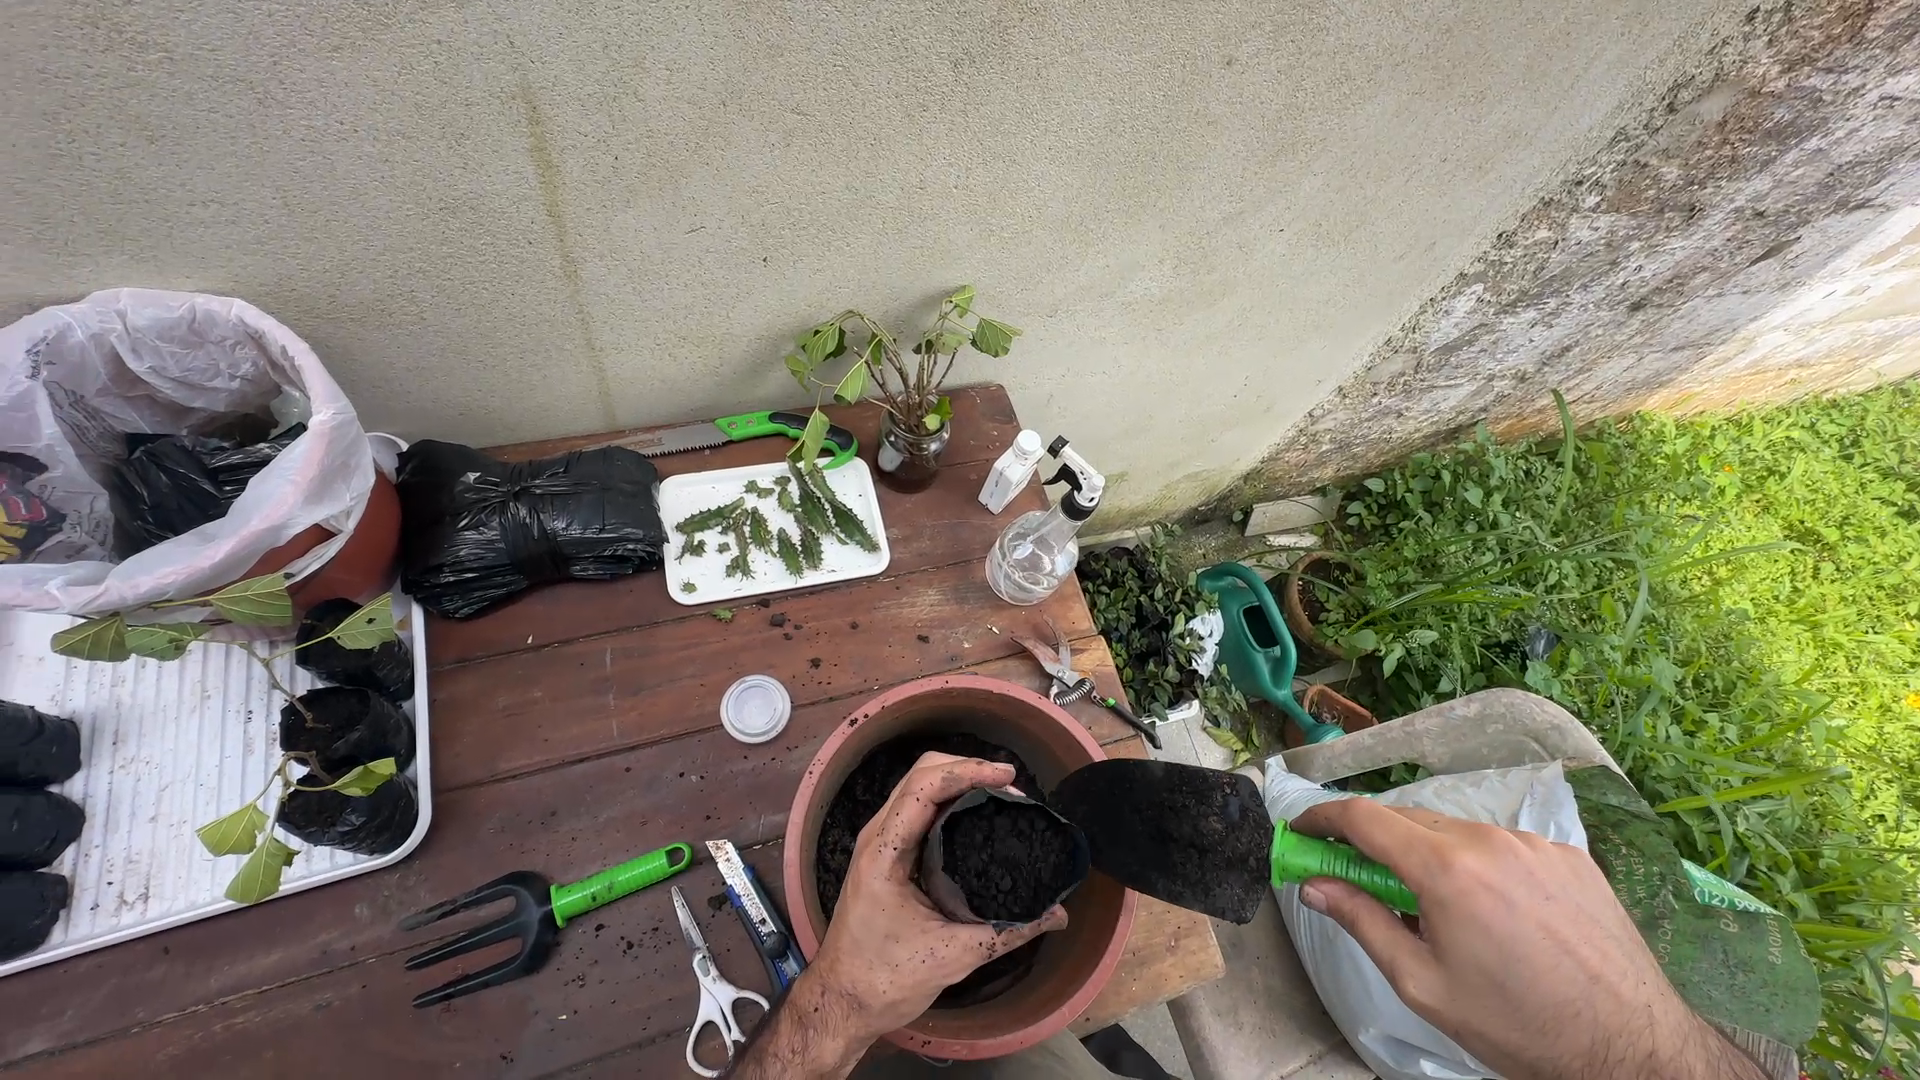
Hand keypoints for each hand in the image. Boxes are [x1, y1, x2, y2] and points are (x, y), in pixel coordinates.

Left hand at [809, 752, 1067, 1041]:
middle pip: (921, 773)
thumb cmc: (885, 979)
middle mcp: (878, 834)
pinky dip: (949, 797)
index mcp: (885, 851)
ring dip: (959, 778)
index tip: (1008, 776)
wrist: (842, 1001)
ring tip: (1000, 791)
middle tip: (1009, 783)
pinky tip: (976, 810)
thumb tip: (1057, 915)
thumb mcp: (952, 956)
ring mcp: (880, 839)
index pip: (924, 788)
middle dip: (967, 767)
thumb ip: (1007, 931)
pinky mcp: (887, 850)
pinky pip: (918, 805)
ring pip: (919, 784)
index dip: (968, 772)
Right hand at [1290, 798, 1764, 1079]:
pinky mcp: (1568, 855)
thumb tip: (1311, 883)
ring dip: (1424, 850)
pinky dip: (1474, 860)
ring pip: (1452, 828)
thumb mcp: (1422, 984)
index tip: (1302, 832)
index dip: (1322, 818)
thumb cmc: (1517, 1026)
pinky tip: (1489, 905)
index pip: (1362, 817)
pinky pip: (1499, 842)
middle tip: (1355, 873)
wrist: (1639, 1054)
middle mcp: (1487, 839)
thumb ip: (1361, 921)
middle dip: (1370, 838)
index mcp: (1446, 870)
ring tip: (1431, 901)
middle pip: (1405, 818)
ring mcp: (1533, 842)